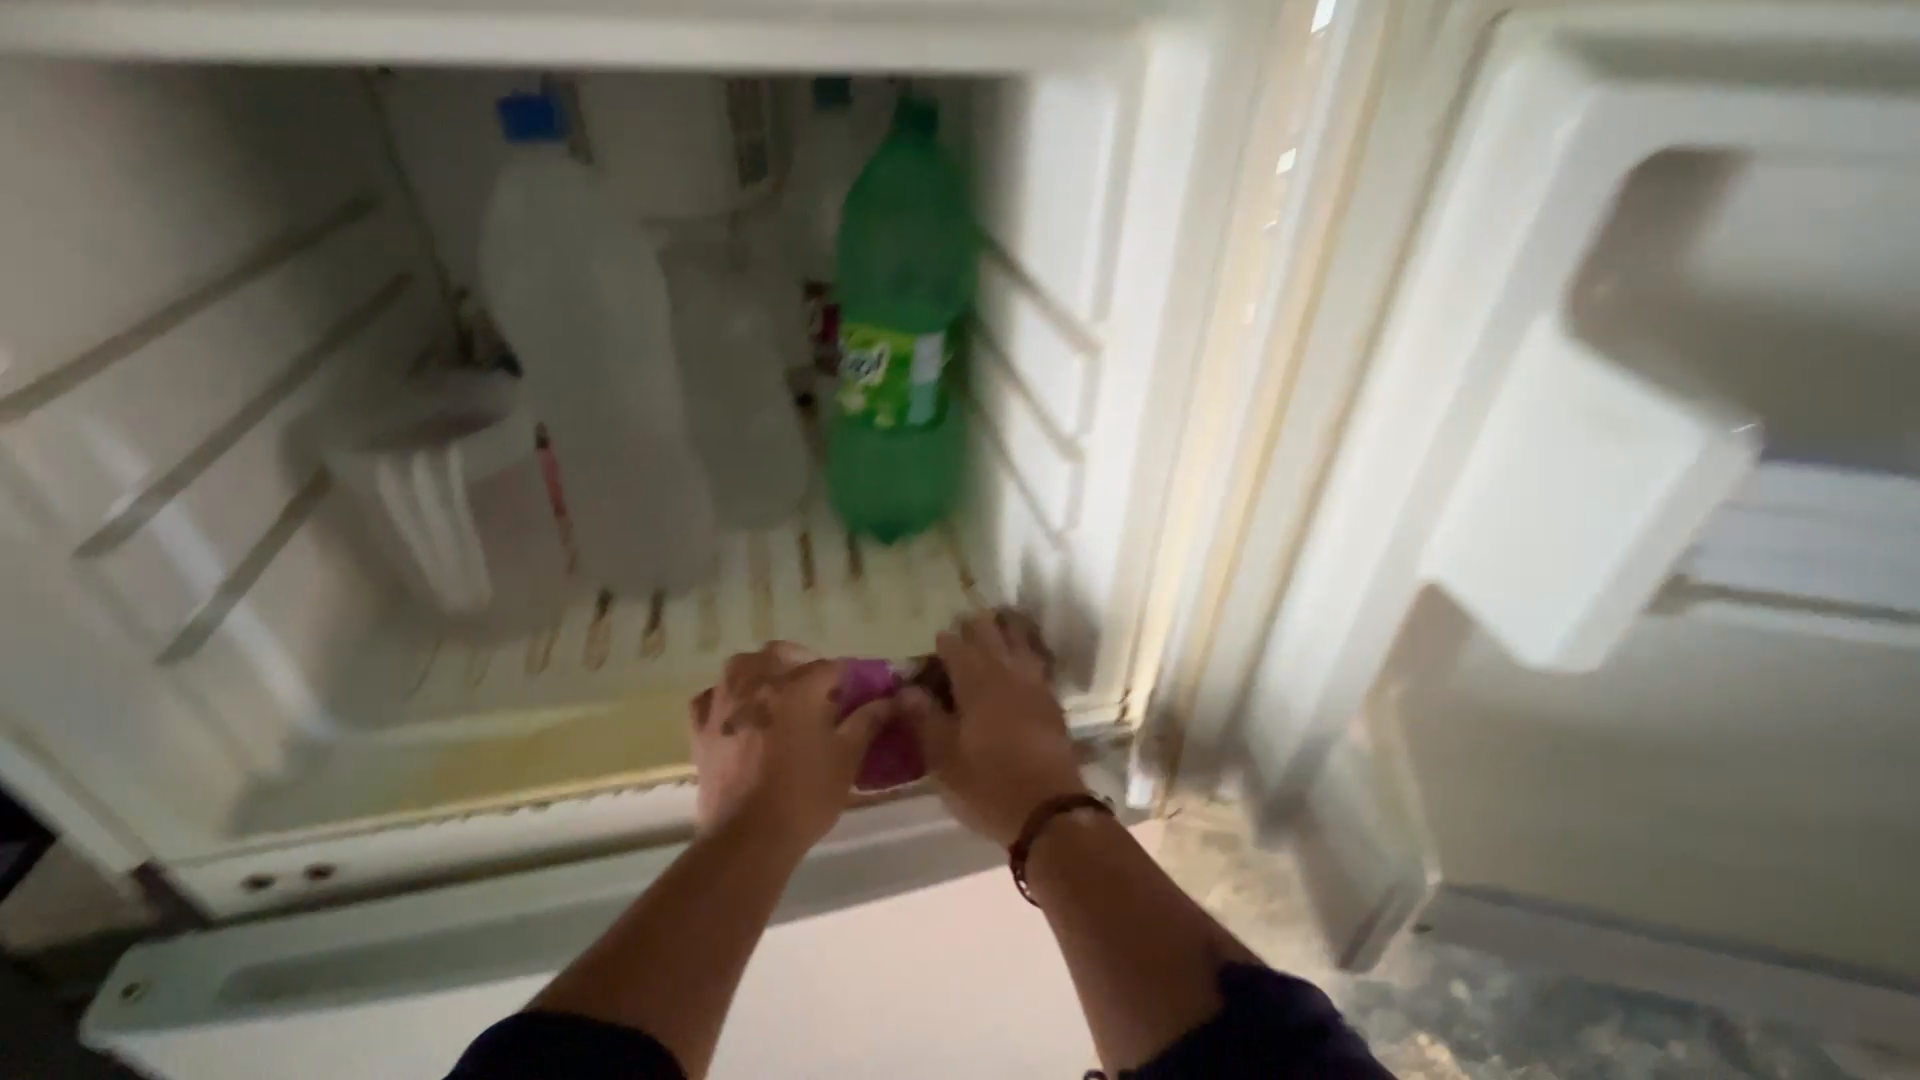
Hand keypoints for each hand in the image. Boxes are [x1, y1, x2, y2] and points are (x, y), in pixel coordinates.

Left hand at [689, 643, 891, 850]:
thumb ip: (867, 722)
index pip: (830, 666)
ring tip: (775, 696)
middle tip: (815, 693)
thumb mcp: (847, 758)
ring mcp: (724, 703)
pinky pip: (712, 697)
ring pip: (741, 666)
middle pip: (780, 653)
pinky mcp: (700, 728)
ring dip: (760, 672)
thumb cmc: (805, 796)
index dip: (845, 679)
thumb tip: (891, 700)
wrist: (749, 837)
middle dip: (801, 664)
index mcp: (797, 687)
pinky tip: (738, 715)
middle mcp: (756, 683)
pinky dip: (726, 698)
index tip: (853, 697)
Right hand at [902, 612, 1085, 846]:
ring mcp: (1035, 685)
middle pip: (990, 634)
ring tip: (992, 625)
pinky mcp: (1051, 702)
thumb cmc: (988, 785)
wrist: (1049, 811)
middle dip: (972, 626)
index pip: (954, 646)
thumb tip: (906, 689)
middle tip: (958, 626)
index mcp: (977, 682)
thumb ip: (924, 718)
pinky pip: (1036, 661)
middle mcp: (1007, 673)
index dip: (939, 643)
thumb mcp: (943, 758)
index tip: (928, 646)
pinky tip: (1019, 659)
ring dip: (1004, 630)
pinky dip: (1026, 650)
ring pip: (1019, 642)